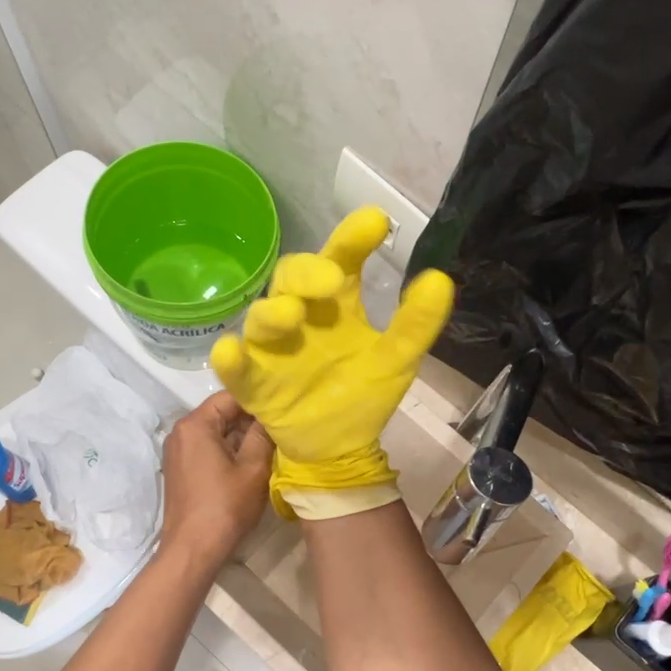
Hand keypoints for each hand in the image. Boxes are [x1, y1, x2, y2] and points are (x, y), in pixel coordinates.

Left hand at [159, 392, 273, 563]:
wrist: (193, 549)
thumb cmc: (225, 506)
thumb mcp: (253, 468)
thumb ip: (262, 435)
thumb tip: (271, 415)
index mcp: (195, 425)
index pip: (230, 398)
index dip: (258, 402)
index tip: (282, 409)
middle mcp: (180, 432)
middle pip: (221, 414)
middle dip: (249, 421)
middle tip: (280, 429)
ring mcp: (177, 452)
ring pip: (215, 433)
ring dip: (240, 439)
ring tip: (270, 447)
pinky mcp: (180, 470)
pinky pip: (207, 450)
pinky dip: (227, 452)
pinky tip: (249, 465)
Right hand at [210, 207, 453, 519]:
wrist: (339, 448)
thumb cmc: (362, 394)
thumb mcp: (397, 360)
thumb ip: (415, 324)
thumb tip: (441, 280)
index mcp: (335, 305)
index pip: (340, 261)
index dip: (352, 240)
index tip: (376, 222)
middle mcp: (300, 317)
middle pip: (292, 279)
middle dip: (307, 274)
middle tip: (331, 277)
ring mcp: (272, 350)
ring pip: (262, 320)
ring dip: (272, 313)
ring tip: (291, 313)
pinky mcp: (255, 386)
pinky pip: (238, 372)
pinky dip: (231, 362)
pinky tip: (229, 352)